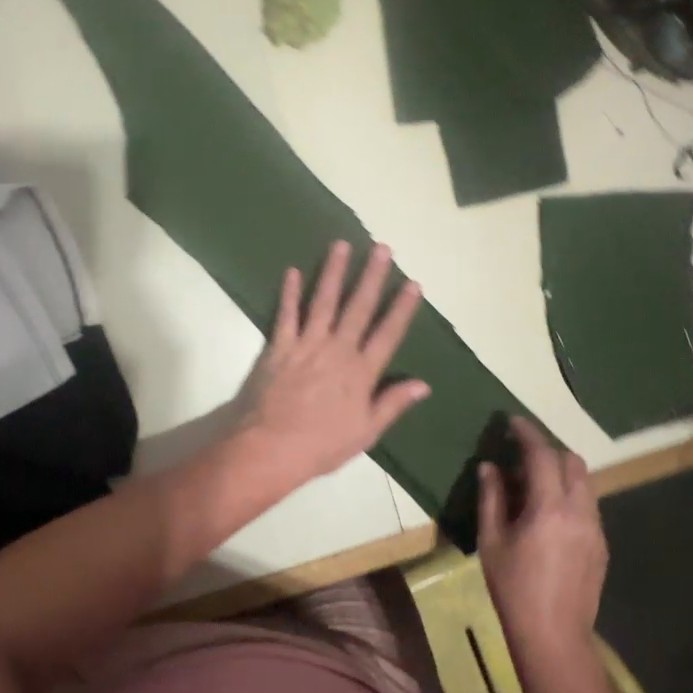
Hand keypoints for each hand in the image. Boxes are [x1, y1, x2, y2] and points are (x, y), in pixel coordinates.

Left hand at [233, 240, 428, 490]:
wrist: (269, 447)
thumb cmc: (321, 446)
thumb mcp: (365, 432)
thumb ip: (392, 404)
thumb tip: (423, 384)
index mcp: (361, 372)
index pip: (387, 333)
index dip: (401, 309)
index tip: (413, 284)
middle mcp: (337, 350)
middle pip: (358, 307)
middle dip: (371, 277)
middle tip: (382, 248)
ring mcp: (306, 344)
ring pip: (323, 301)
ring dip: (333, 272)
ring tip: (342, 245)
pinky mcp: (278, 347)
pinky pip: (285, 314)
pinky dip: (289, 293)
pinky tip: (293, 271)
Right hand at [478, 416, 606, 659]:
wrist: (553, 633)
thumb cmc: (513, 587)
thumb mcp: (492, 540)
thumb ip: (492, 498)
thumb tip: (490, 467)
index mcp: (550, 508)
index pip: (543, 456)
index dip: (527, 434)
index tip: (512, 422)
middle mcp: (580, 511)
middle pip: (572, 462)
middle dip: (547, 451)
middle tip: (520, 454)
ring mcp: (595, 529)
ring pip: (585, 483)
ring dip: (560, 472)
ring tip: (531, 483)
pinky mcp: (601, 545)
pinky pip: (587, 504)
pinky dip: (568, 494)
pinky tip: (545, 513)